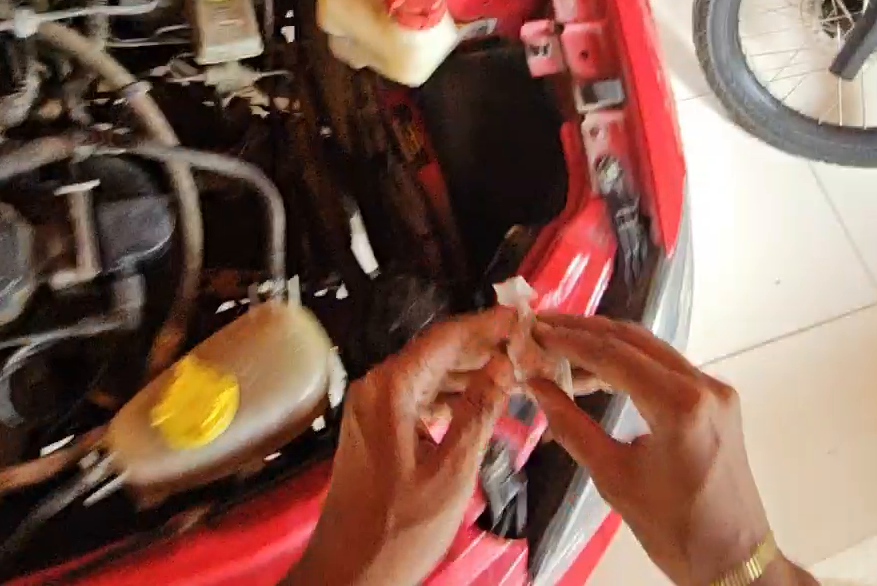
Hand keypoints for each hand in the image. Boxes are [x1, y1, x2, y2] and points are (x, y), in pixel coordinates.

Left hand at [283, 308, 515, 585]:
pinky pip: (420, 396)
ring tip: (516, 371)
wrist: (346, 576)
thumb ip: (478, 412)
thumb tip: (505, 363)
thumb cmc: (398, 531)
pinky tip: (483, 400)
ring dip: (471, 372)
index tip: (522, 317)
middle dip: (484, 348)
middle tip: (529, 347)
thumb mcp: (451, 474)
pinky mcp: (376, 425)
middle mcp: (378, 385)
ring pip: (431, 373)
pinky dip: (452, 395)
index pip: (446, 338)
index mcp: (391, 388)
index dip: (487, 325)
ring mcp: (374, 405)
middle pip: (438, 352)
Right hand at [528, 314, 801, 585]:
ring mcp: (713, 388)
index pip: (613, 355)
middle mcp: (702, 384)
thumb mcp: (613, 478)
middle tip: (543, 325)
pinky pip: (664, 364)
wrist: (736, 564)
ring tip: (562, 342)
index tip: (535, 331)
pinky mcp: (716, 396)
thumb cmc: (673, 529)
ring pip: (648, 346)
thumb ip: (571, 425)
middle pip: (632, 339)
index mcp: (680, 406)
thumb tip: (535, 385)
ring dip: (604, 341)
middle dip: (583, 330)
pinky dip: (627, 360)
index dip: (570, 340)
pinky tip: (596, 368)